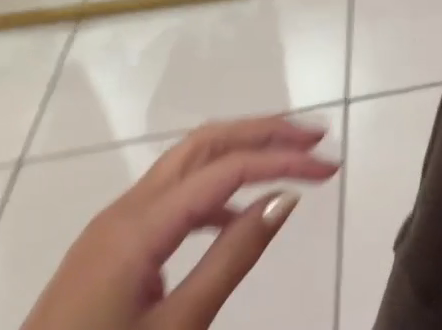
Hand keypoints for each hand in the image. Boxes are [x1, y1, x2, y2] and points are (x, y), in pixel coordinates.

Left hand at [22, 116, 339, 329]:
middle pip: (204, 143)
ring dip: (242, 148)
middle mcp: (125, 209)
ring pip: (187, 161)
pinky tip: (240, 212)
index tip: (331, 168)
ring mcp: (112, 224)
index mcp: (140, 226)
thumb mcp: (179, 324)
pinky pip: (172, 191)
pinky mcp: (109, 243)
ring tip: (290, 157)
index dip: (284, 159)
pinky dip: (216, 182)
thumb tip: (286, 197)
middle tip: (316, 136)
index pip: (228, 168)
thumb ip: (233, 256)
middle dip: (264, 131)